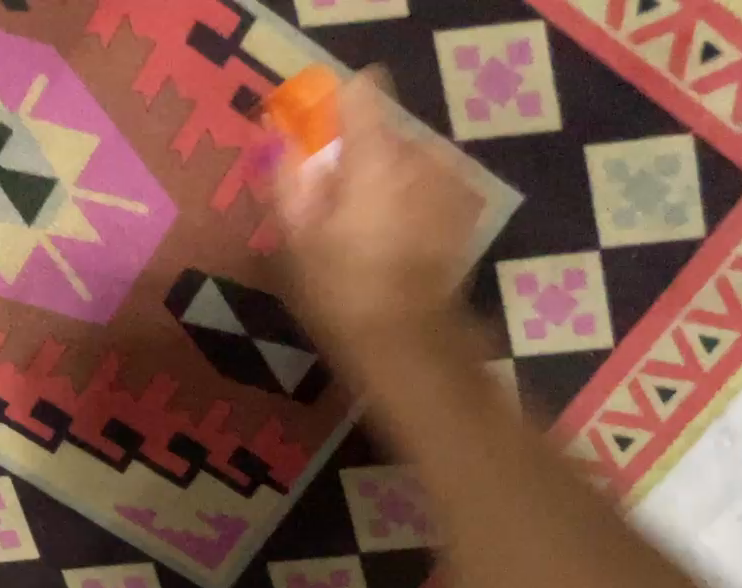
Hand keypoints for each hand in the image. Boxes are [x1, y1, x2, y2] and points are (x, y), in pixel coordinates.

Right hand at [271, 70, 488, 375]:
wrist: (402, 340)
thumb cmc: (336, 292)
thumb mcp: (292, 240)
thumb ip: (285, 179)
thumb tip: (277, 137)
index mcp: (373, 156)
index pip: (360, 93)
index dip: (333, 110)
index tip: (312, 142)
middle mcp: (419, 154)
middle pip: (382, 132)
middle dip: (355, 158)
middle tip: (330, 206)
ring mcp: (448, 180)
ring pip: (406, 160)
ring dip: (384, 181)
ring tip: (361, 229)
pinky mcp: (463, 209)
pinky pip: (427, 186)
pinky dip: (409, 201)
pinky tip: (393, 241)